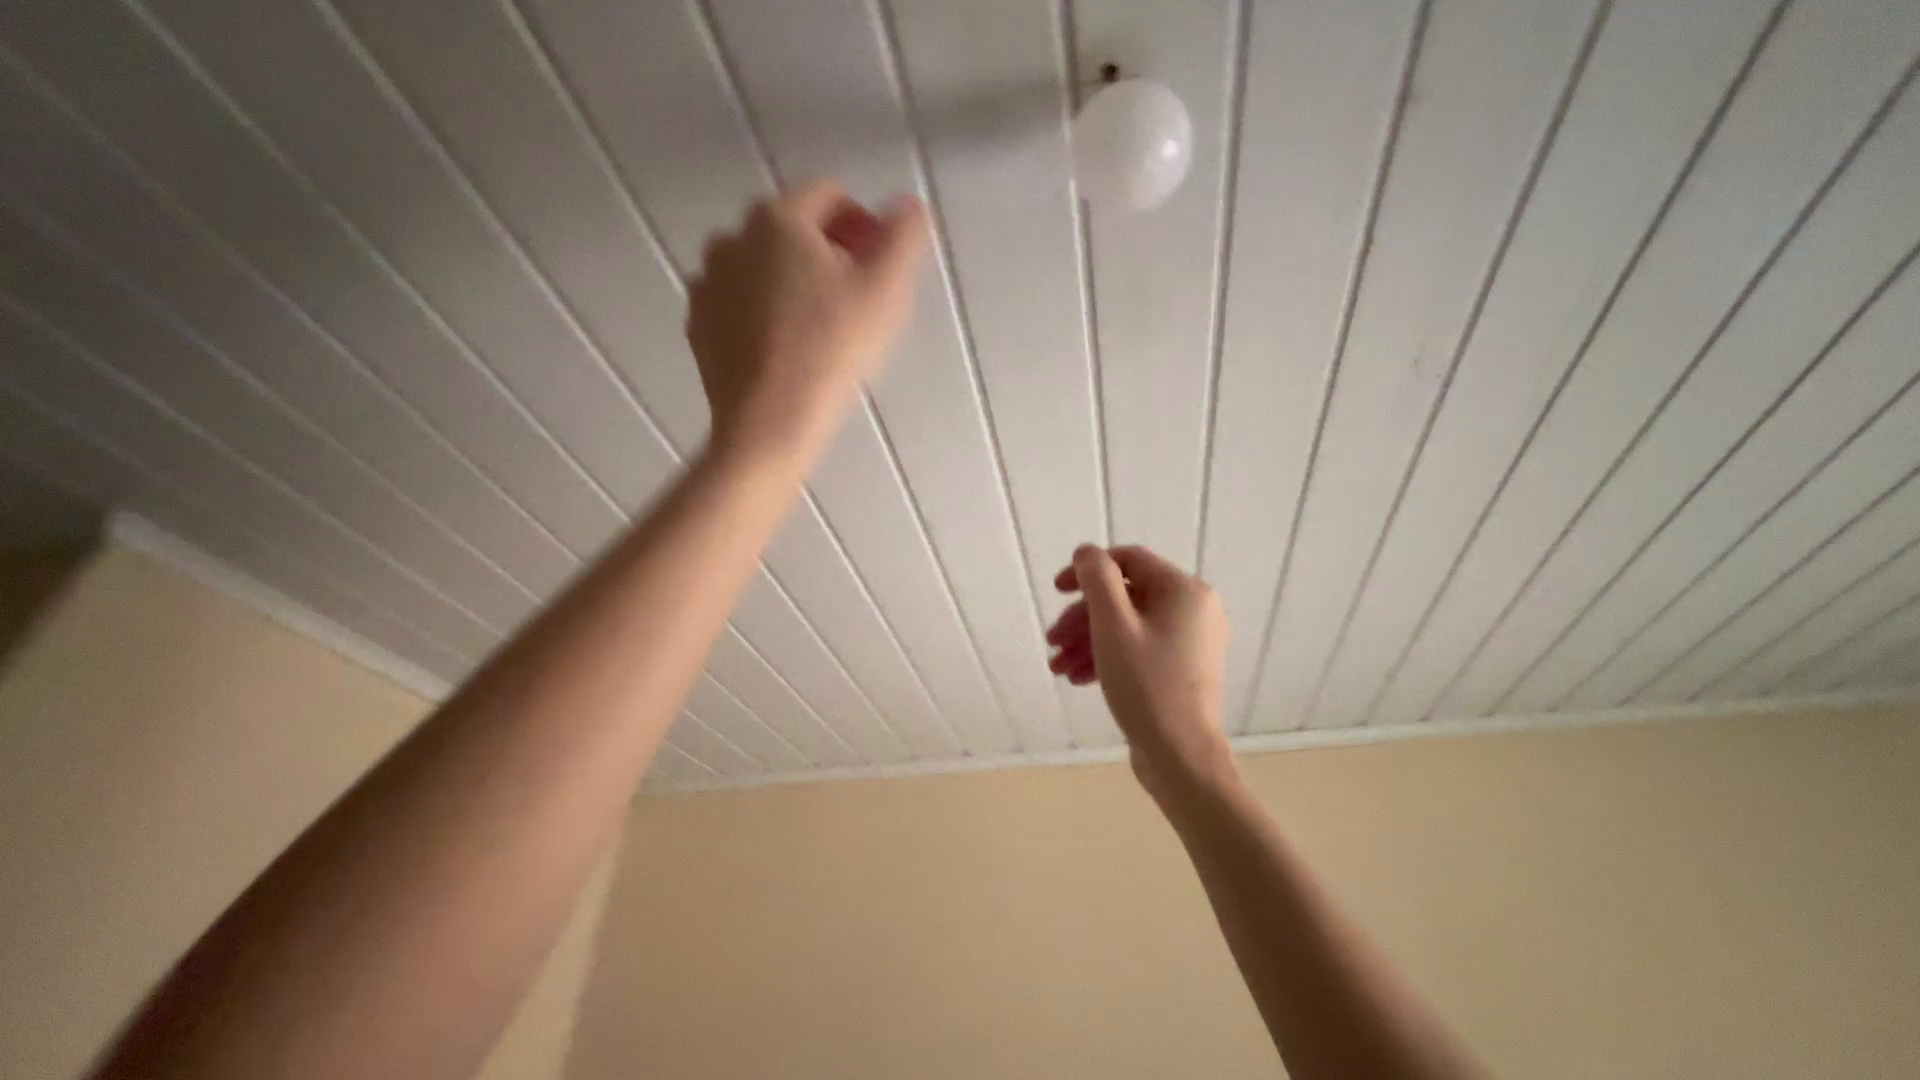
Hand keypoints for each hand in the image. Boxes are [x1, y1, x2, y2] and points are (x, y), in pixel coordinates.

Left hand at [686, 181, 929, 459]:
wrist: (769, 421)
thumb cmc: (831, 349)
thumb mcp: (885, 289)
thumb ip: (904, 235)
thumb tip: (910, 205)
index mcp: (777, 219)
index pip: (828, 195)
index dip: (863, 223)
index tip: (879, 263)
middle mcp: (732, 239)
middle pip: (791, 229)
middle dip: (826, 251)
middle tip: (855, 296)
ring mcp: (708, 283)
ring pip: (761, 265)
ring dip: (792, 279)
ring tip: (821, 324)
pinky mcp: (699, 325)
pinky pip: (738, 302)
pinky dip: (762, 311)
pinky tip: (787, 345)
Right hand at [1047, 544, 1235, 800]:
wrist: (1182, 756)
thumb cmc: (1146, 685)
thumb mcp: (1113, 625)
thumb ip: (1097, 579)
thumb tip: (1087, 552)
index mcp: (1185, 590)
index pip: (1128, 560)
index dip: (1087, 570)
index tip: (1056, 591)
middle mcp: (1195, 609)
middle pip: (1126, 597)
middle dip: (1082, 618)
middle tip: (1052, 642)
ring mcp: (1192, 641)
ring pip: (1129, 626)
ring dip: (1089, 641)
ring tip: (1057, 668)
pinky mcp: (1183, 669)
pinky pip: (1141, 648)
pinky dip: (1109, 657)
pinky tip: (1080, 679)